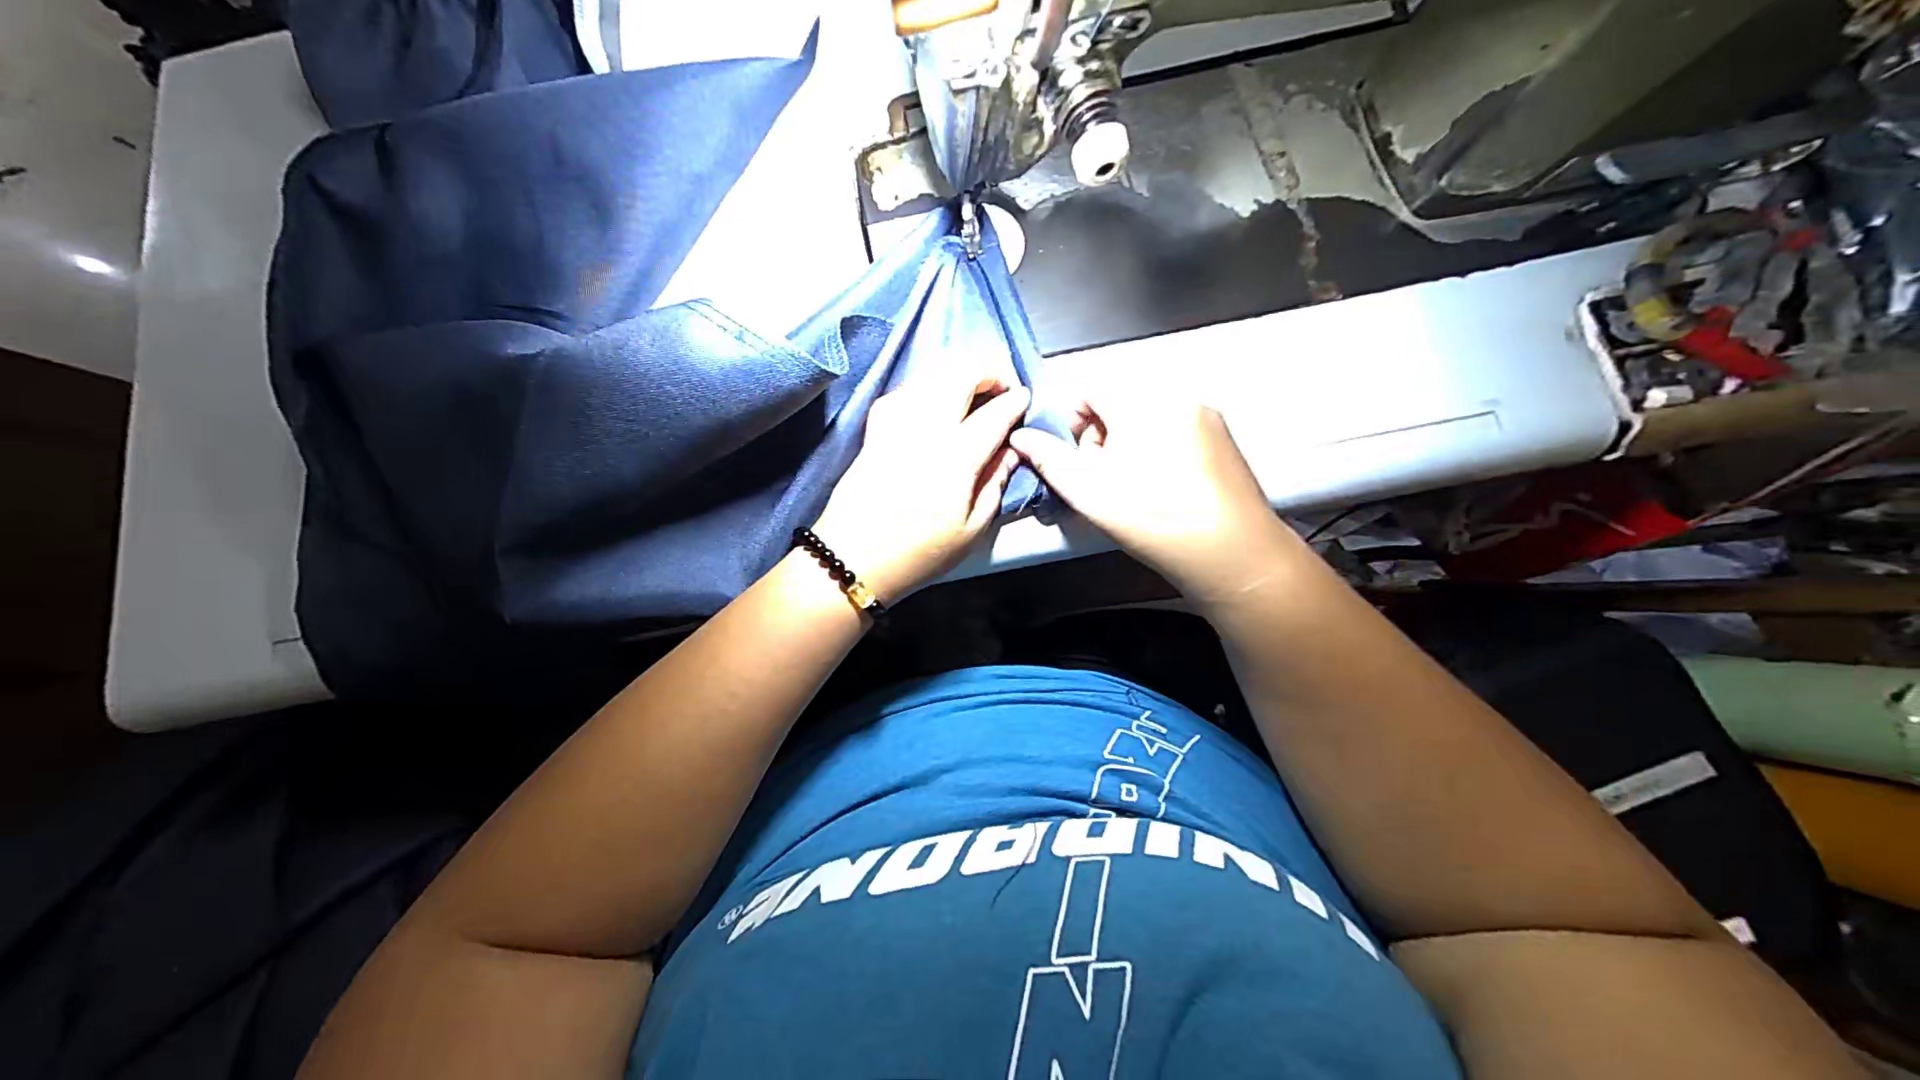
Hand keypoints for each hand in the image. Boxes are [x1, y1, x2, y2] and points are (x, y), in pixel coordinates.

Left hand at [809, 369, 1028, 602]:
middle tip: (1000, 388)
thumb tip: (1012, 450)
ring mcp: (896, 424)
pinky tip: (932, 402)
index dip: (1015, 400)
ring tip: (970, 394)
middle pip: (959, 374)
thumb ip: (995, 483)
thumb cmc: (919, 553)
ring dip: (957, 375)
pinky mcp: (874, 430)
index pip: (994, 412)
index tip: (1024, 398)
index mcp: (956, 456)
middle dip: (987, 371)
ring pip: (930, 376)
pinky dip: (925, 387)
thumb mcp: (971, 529)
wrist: (853, 558)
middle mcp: (926, 428)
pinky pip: (904, 391)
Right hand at [1008, 389, 1299, 608]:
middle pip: (1117, 404)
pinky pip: (1175, 434)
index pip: (1087, 389)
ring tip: (1131, 491)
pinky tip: (1162, 492)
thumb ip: (1047, 457)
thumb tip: (1021, 436)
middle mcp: (1176, 397)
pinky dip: (1158, 454)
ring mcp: (1205, 418)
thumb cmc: (1154, 517)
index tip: (1072, 459)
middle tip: (1099, 480)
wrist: (1233, 554)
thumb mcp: (1086, 490)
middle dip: (1099, 437)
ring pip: (1146, 420)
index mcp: (1140, 400)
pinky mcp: (1223, 441)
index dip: (1070, 423)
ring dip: (1127, 446)